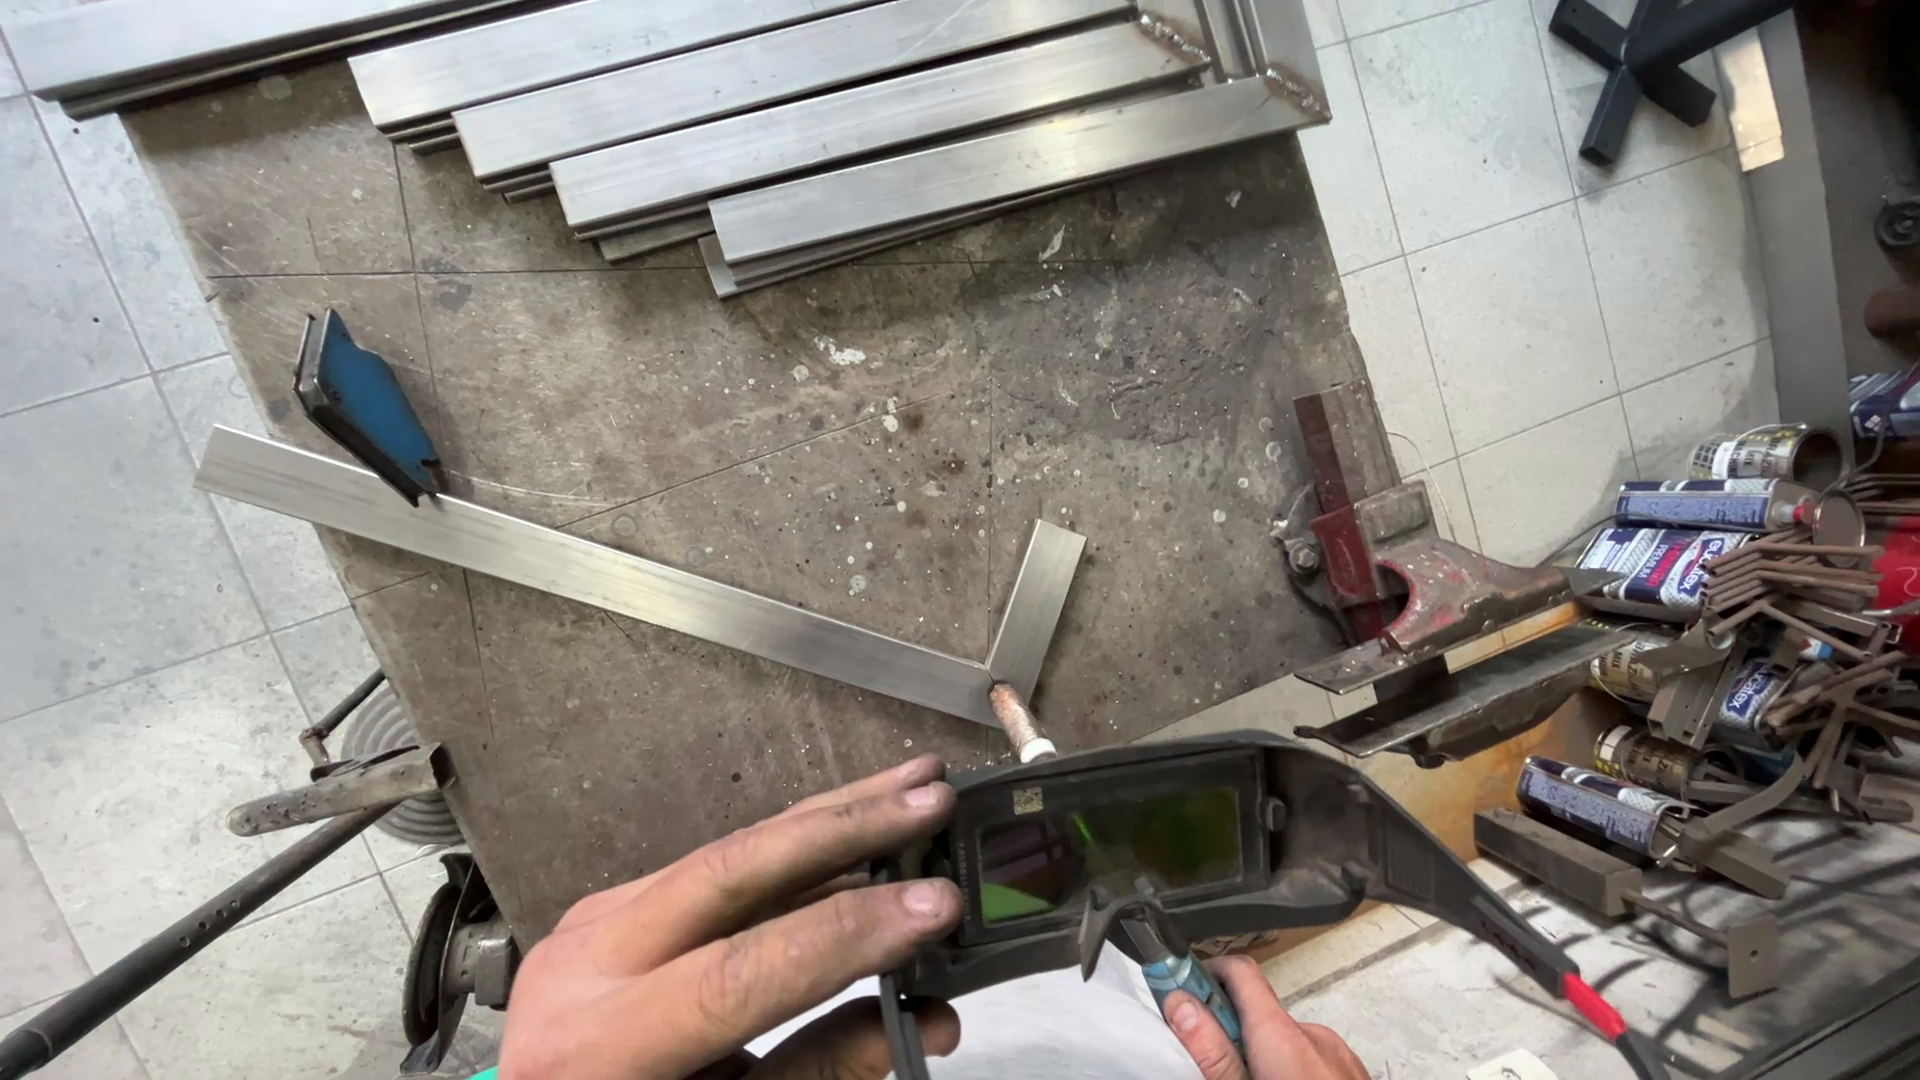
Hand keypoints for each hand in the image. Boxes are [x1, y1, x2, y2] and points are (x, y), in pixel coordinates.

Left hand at [499, 755, 964, 1079]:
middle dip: (846, 829)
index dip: (847, 934)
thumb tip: (928, 1013)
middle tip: (932, 800)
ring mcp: (605, 914)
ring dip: (837, 813)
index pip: (741, 974)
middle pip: (734, 867)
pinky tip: (858, 816)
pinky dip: (803, 838)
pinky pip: (729, 858)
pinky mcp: (626, 897)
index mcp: (601, 1047)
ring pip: (738, 844)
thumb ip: (815, 1071)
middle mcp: (594, 960)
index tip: (937, 904)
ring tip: (915, 780)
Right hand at [1163, 956, 1368, 1079]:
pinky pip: (1315, 1066)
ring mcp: (1344, 1061)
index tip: (1183, 1001)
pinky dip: (1294, 1078)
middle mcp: (1316, 1037)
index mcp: (1284, 1036)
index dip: (1206, 976)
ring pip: (1287, 1044)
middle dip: (1232, 1037)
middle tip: (1217, 1076)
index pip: (1241, 970)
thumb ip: (1211, 1054)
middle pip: (1260, 1014)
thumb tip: (1179, 1002)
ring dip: (1264, 1062)